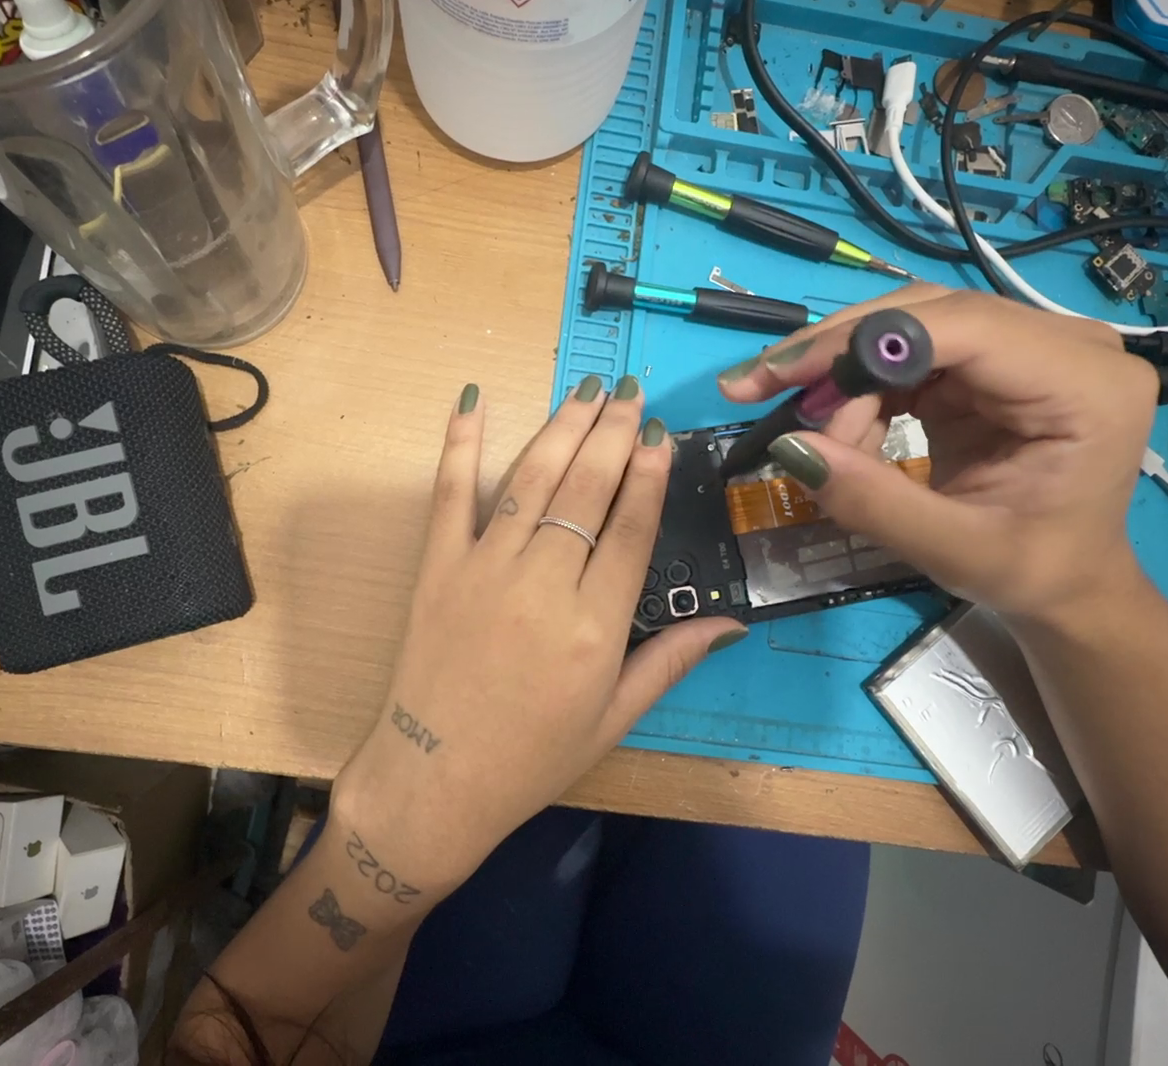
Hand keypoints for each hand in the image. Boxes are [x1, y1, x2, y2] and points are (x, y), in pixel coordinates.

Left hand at [330, 377, 744, 897]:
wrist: (436, 777)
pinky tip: (472, 400)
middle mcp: (543, 585)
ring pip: (532, 481)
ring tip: (585, 389)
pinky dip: (460, 444)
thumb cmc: (533, 757)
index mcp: (595, 625)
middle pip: (586, 491)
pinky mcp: (437, 567)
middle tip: (628, 392)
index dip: (648, 473)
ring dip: (562, 428)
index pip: (631, 528)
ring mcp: (485, 569)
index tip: (659, 431)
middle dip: (612, 434)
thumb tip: (731, 622)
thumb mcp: (614, 719)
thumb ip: (670, 661)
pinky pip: (450, 494)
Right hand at [718, 286, 1155, 620]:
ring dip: (838, 370)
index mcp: (1083, 385)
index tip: (777, 375)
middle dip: (834, 351)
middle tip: (754, 386)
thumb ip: (874, 501)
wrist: (1065, 581)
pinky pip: (905, 354)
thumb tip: (790, 447)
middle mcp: (1064, 346)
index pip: (960, 328)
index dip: (860, 342)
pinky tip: (840, 429)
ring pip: (906, 326)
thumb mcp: (951, 549)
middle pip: (927, 313)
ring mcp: (1025, 348)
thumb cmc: (1029, 570)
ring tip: (800, 424)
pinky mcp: (989, 364)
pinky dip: (857, 387)